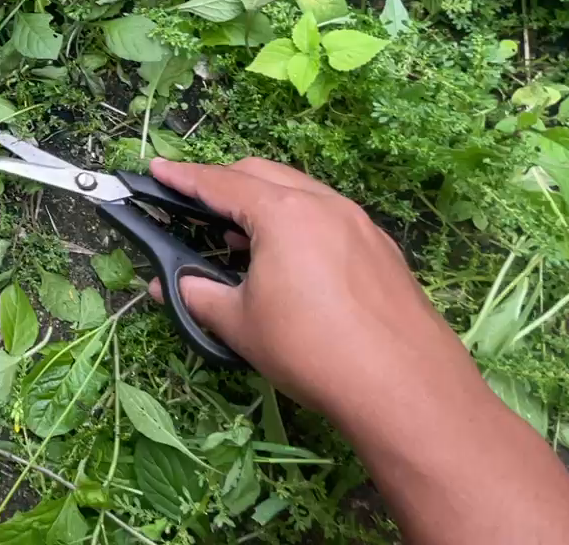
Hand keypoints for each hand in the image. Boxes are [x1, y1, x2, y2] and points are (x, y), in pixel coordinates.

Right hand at [145, 157, 489, 433]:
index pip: (219, 183)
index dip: (181, 176)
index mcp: (283, 213)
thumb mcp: (238, 323)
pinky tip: (284, 256)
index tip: (155, 169)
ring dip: (259, 199)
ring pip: (297, 190)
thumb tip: (165, 286)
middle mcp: (324, 206)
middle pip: (260, 173)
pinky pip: (326, 215)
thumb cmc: (313, 352)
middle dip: (221, 180)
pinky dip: (293, 218)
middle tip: (191, 201)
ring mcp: (361, 226)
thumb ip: (194, 294)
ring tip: (235, 232)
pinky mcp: (384, 252)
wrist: (414, 400)